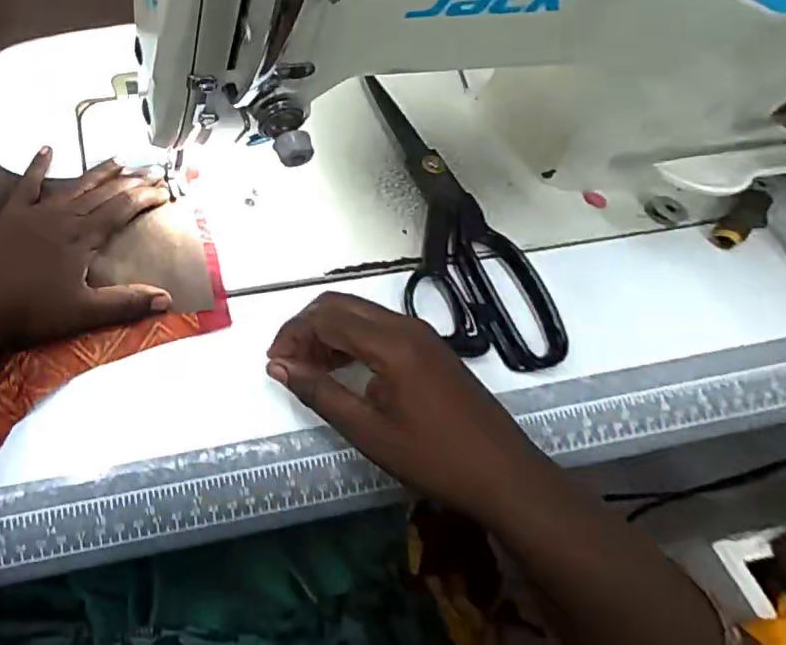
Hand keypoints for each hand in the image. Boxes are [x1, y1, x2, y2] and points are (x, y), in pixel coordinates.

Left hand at [0, 148, 173, 350]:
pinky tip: (46, 149)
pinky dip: (38, 166)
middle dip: (130, 181)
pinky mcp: (9, 213)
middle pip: (103, 193)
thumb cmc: (28, 311)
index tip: (165, 189)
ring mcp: (34, 211)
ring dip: (97, 172)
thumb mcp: (81, 312)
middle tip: (152, 171)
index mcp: (81, 237)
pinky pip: (28, 184)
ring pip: (73, 185)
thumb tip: (167, 299)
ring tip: (118, 159)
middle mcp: (62, 216)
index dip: (145, 198)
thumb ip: (124, 303)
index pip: (121, 210)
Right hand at [266, 293, 555, 520]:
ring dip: (327, 331)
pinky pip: (378, 325)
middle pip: (339, 305)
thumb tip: (279, 367)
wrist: (510, 479)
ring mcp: (421, 333)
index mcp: (390, 343)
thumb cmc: (436, 459)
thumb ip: (320, 393)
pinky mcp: (430, 346)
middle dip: (306, 326)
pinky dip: (351, 337)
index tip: (275, 363)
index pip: (325, 318)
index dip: (293, 335)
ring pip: (358, 312)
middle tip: (288, 361)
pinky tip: (343, 367)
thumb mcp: (369, 432)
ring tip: (310, 367)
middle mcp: (404, 326)